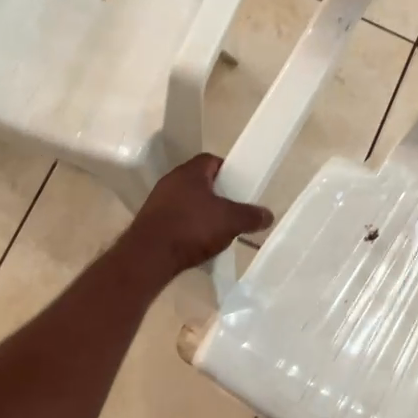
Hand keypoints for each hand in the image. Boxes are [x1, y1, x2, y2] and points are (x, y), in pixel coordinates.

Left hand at [119, 154, 273, 279]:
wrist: (149, 257)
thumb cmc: (192, 228)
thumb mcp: (230, 221)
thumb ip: (251, 216)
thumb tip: (267, 215)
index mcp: (190, 172)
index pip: (212, 160)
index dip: (229, 171)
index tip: (240, 186)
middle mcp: (171, 181)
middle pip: (200, 182)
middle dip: (218, 195)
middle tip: (233, 210)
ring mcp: (158, 201)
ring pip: (187, 201)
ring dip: (202, 212)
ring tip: (218, 230)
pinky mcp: (150, 222)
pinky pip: (176, 218)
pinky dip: (188, 227)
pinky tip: (198, 243)